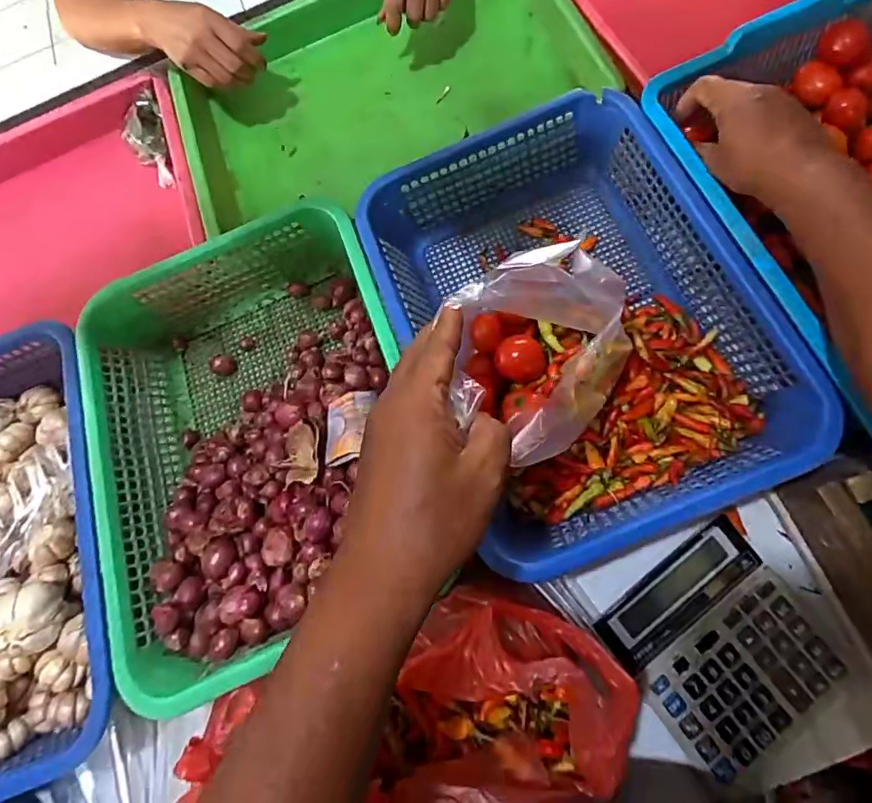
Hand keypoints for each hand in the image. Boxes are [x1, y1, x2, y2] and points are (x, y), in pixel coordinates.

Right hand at [145, 1, 266, 87]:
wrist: (154, 22)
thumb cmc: (187, 16)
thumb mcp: (212, 15)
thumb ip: (237, 29)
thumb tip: (262, 39)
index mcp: (211, 22)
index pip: (239, 44)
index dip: (254, 58)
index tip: (261, 64)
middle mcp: (203, 38)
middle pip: (233, 64)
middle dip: (249, 73)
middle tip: (254, 74)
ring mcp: (194, 55)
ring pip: (223, 76)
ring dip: (239, 82)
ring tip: (244, 80)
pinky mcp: (186, 67)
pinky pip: (210, 81)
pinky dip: (223, 85)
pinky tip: (229, 82)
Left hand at [341, 307, 508, 595]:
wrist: (380, 570)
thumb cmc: (436, 520)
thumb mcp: (484, 475)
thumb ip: (495, 432)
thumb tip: (487, 417)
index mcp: (418, 400)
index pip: (436, 348)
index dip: (451, 324)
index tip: (461, 302)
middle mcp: (392, 404)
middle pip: (414, 357)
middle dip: (436, 336)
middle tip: (460, 320)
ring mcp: (379, 426)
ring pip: (404, 378)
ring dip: (426, 360)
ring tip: (448, 349)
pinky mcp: (376, 448)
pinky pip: (400, 399)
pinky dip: (419, 384)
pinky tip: (434, 397)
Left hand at [379, 0, 457, 36]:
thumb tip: (383, 18)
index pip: (393, 3)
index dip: (393, 21)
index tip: (393, 30)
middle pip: (414, 13)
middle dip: (411, 20)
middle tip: (411, 16)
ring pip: (429, 13)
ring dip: (425, 16)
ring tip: (422, 8)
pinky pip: (443, 5)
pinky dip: (437, 7)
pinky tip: (433, 0)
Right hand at [678, 76, 859, 207]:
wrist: (808, 177)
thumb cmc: (753, 167)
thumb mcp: (716, 163)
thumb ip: (700, 148)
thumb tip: (696, 144)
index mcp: (732, 97)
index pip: (702, 86)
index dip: (686, 101)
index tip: (680, 122)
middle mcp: (759, 90)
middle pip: (728, 91)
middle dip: (711, 109)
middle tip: (702, 132)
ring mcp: (784, 99)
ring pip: (751, 101)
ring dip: (736, 116)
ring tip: (729, 141)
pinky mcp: (801, 114)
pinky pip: (771, 112)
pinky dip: (758, 123)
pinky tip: (757, 147)